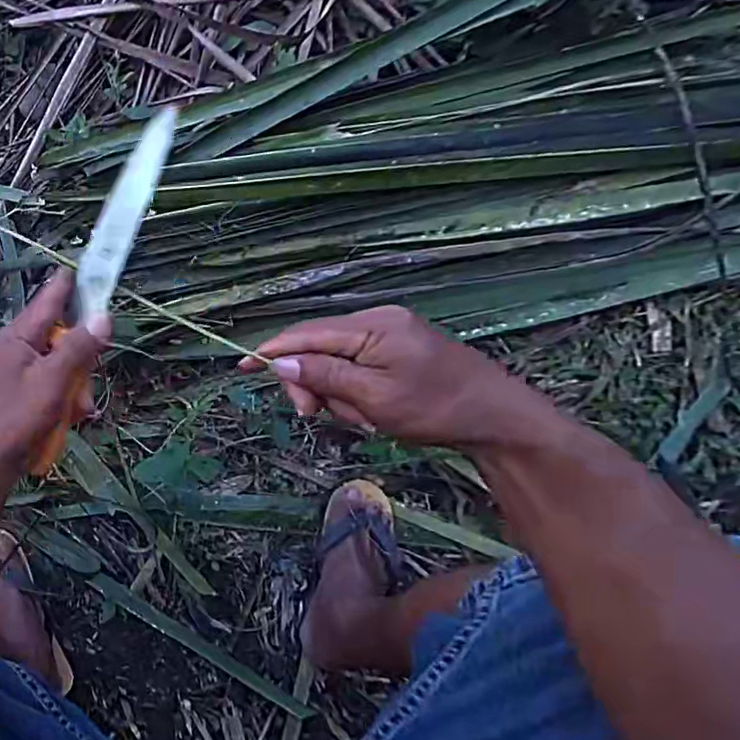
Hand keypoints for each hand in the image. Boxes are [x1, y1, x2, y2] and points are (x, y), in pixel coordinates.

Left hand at [0, 270, 111, 478]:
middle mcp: (13, 349)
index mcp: (16, 338)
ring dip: (73, 388)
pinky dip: (62, 401)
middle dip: (80, 361)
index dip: (70, 286)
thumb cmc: (18, 419)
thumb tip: (103, 316)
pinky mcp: (19, 395)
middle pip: (60, 338)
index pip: (48, 300)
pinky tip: (66, 419)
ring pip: (60, 366)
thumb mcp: (54, 381)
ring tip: (74, 411)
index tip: (89, 268)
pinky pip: (51, 386)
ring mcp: (15, 373)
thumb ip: (79, 347)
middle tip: (86, 382)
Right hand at [237, 305, 561, 450]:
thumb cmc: (436, 408)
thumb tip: (279, 359)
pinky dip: (353, 390)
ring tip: (363, 419)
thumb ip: (323, 374)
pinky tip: (372, 411)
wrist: (498, 417)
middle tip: (316, 416)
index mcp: (372, 326)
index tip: (241, 366)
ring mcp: (390, 332)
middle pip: (317, 347)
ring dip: (336, 393)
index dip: (271, 350)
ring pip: (335, 360)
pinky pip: (356, 365)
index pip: (306, 334)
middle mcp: (378, 320)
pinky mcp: (398, 347)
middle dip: (311, 383)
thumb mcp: (373, 397)